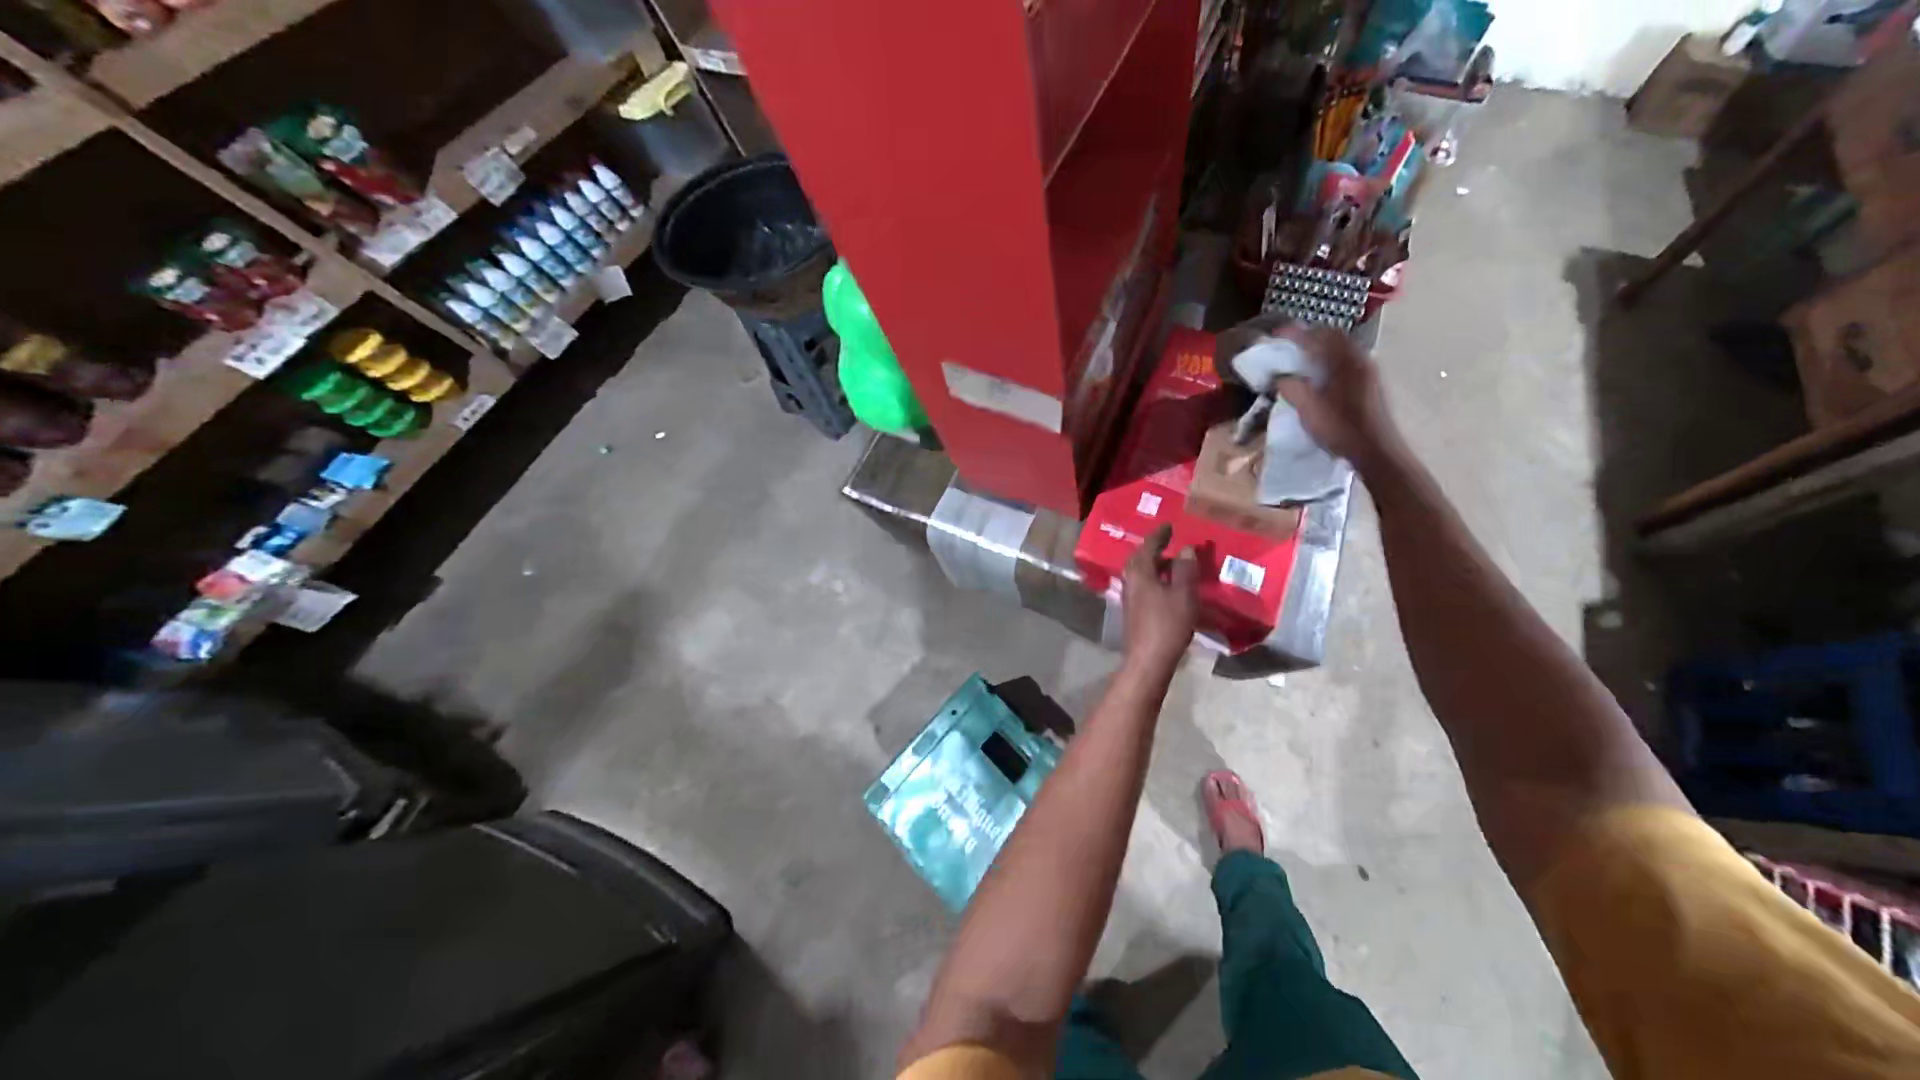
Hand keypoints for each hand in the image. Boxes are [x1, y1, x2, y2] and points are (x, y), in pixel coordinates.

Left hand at [1122, 524, 1198, 671]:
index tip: (1169, 525)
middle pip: (1140, 559)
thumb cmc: (1167, 624)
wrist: (1148, 660)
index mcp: (1139, 572)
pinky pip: (1145, 586)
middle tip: (1169, 541)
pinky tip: (1169, 587)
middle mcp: (1130, 581)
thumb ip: (1184, 569)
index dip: (1159, 535)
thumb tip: (1185, 549)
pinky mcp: (1134, 611)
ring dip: (1156, 566)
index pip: (1148, 546)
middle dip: (1154, 549)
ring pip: (1142, 574)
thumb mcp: (1182, 594)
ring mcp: (1130, 597)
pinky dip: (1157, 580)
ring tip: (1175, 563)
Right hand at [1273, 325, 1401, 468]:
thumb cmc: (1342, 430)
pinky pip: (1348, 359)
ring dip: (1322, 347)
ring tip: (1302, 357)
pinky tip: (1320, 374)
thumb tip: (1280, 376)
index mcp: (1345, 362)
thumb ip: (1292, 388)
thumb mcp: (1309, 411)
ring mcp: (1369, 370)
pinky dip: (1331, 358)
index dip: (1295, 333)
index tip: (1277, 334)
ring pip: (1342, 347)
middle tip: (1290, 343)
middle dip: (1310, 335)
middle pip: (1334, 336)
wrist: (1377, 451)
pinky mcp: (1371, 382)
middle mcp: (1360, 359)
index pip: (1318, 337)